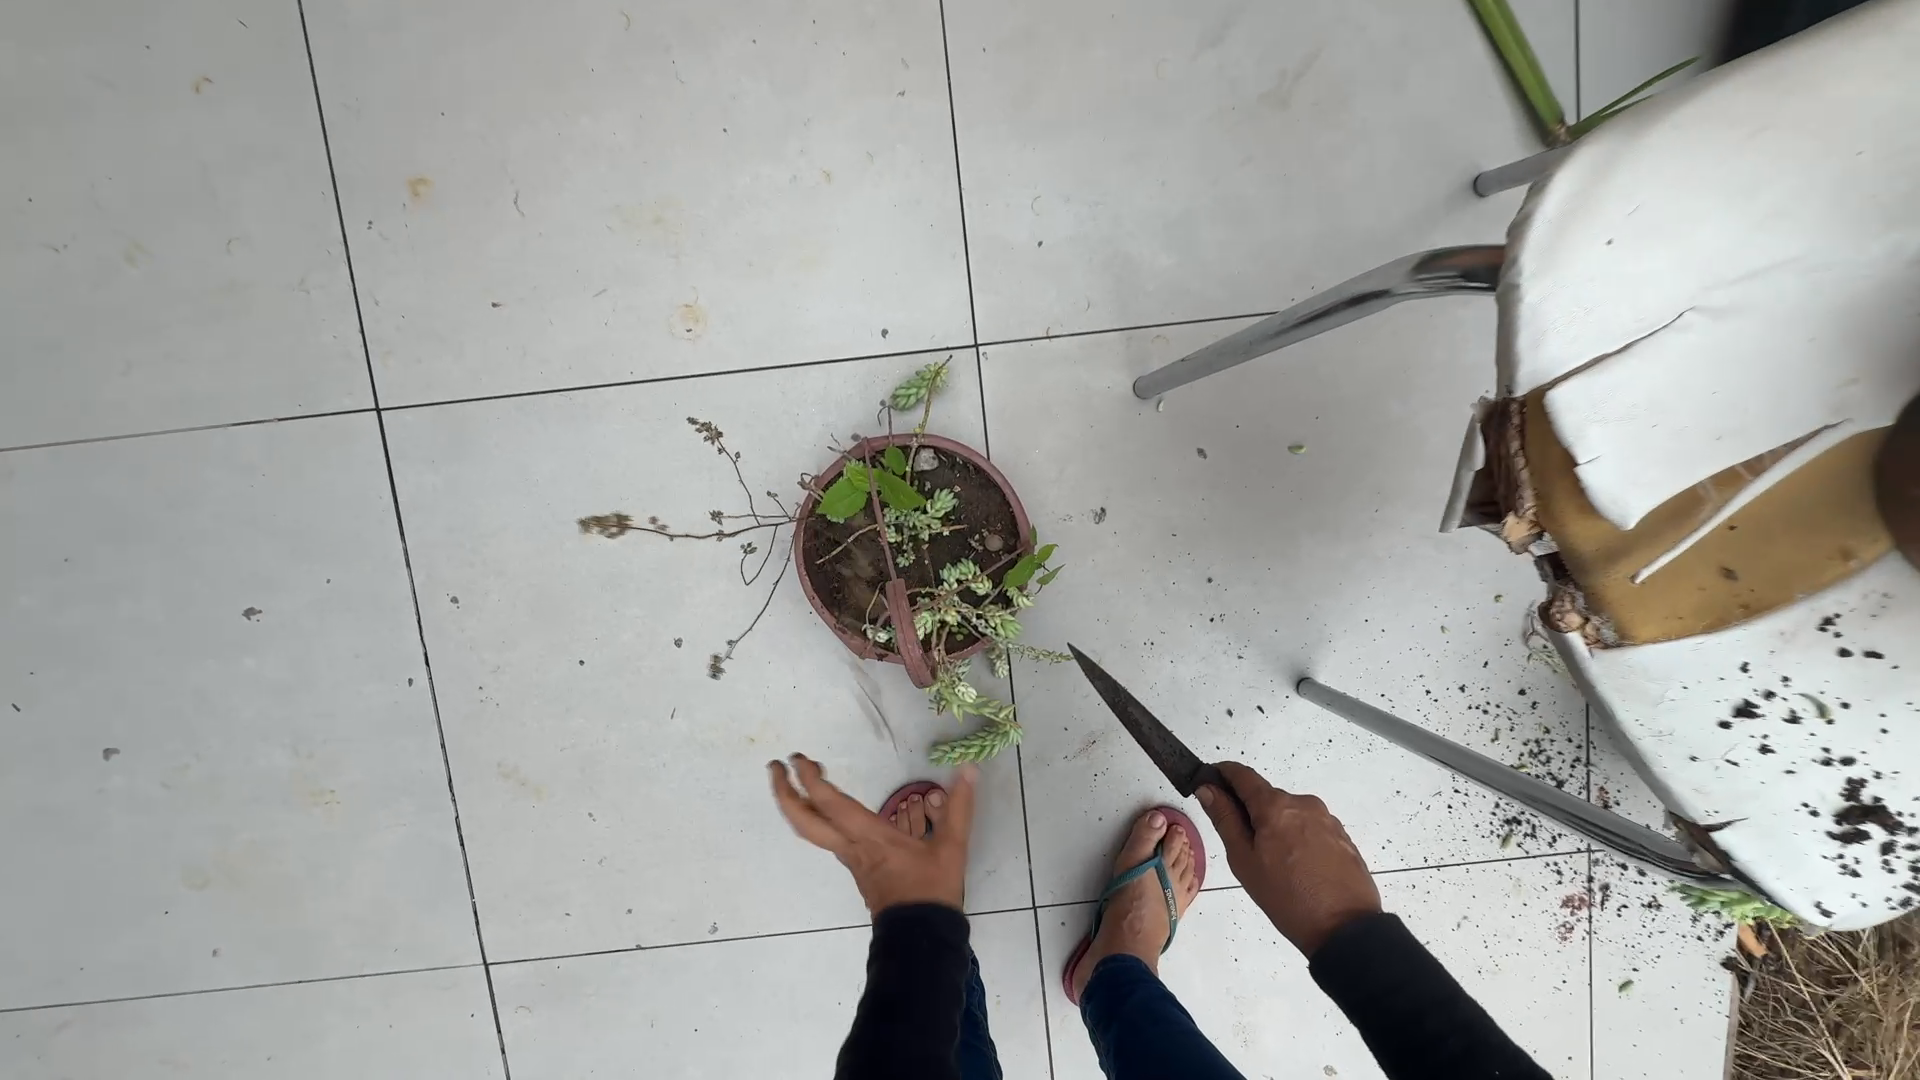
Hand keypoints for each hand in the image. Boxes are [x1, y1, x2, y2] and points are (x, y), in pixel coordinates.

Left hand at [768, 754, 977, 915]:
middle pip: (804, 821)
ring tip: (794, 779)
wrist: (921, 938)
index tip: (799, 758)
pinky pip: (826, 836)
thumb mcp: (952, 847)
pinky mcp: (856, 867)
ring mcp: (850, 859)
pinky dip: (816, 816)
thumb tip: (970, 768)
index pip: (830, 804)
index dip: (810, 779)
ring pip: (811, 831)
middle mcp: (851, 846)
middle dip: (785, 793)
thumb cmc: (931, 890)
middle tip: (775, 766)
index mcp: (869, 837)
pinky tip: (825, 806)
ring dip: (796, 804)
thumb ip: (960, 806)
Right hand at [1198, 761, 1381, 956]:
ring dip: (1276, 827)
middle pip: (1267, 797)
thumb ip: (1224, 819)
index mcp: (1275, 805)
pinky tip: (1298, 868)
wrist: (1347, 931)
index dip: (1222, 774)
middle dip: (1250, 811)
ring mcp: (1327, 820)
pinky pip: (1310, 828)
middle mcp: (1303, 803)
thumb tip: (1208, 788)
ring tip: (1275, 864)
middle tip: (1243, 846)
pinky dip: (1298, 838)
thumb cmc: (1286, 897)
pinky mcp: (1343, 838)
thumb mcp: (1244, 860)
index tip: (1210, 784)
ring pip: (1290, 814)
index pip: (1241, 774)